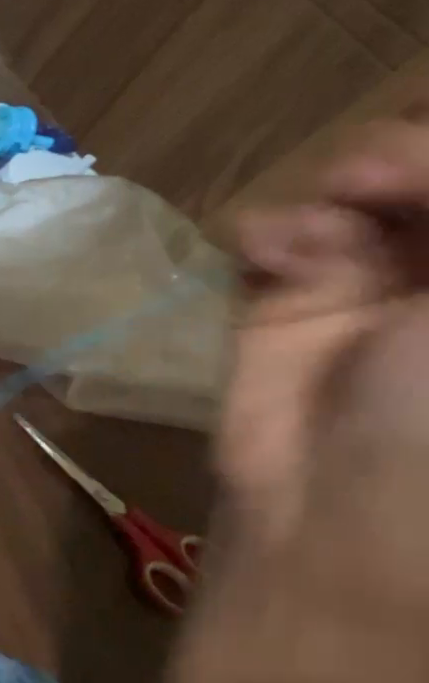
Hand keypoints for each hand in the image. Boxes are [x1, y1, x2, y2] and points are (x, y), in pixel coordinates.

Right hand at [148, 119, 428, 682]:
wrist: (340, 526)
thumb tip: (413, 157)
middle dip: (409, 163)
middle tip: (373, 177)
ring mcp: (379, 291)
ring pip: (360, 195)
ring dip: (336, 196)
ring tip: (318, 223)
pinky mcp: (288, 306)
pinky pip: (279, 238)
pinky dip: (270, 231)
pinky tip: (269, 249)